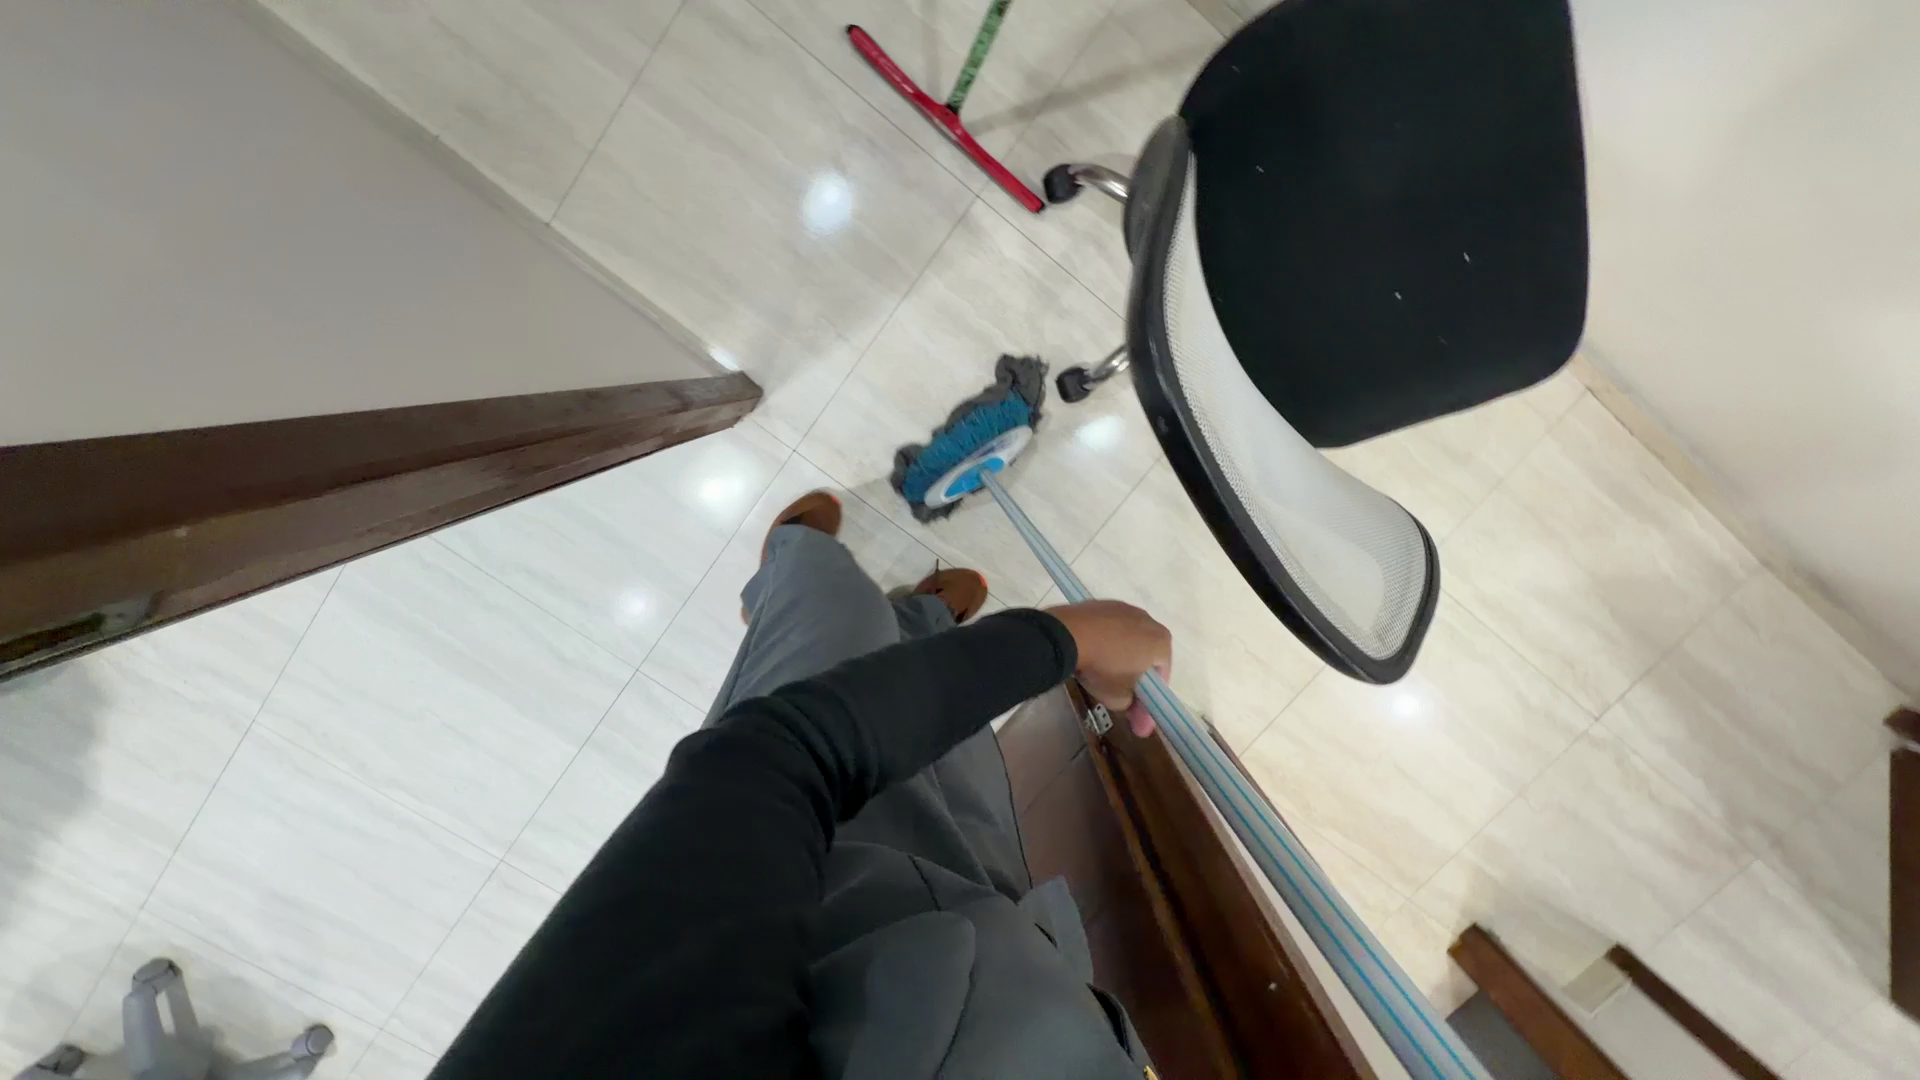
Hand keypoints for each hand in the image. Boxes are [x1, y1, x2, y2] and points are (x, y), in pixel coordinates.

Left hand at [1043, 600, 1171, 736]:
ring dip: (1119, 653)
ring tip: (1101, 669)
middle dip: (1135, 671)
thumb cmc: (1103, 668)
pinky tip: (1090, 651)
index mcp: (1161, 641)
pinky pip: (1108, 627)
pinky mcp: (1101, 603)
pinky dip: (1103, 639)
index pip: (1161, 675)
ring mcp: (1123, 607)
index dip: (1149, 695)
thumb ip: (1135, 708)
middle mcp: (1148, 619)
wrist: (1067, 635)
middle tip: (1117, 689)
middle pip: (1146, 652)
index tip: (1135, 708)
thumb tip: (1141, 724)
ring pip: (1127, 638)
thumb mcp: (1120, 698)